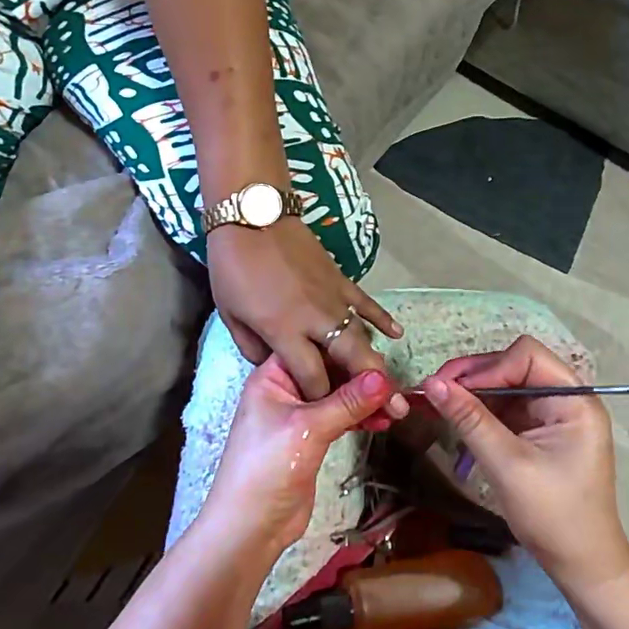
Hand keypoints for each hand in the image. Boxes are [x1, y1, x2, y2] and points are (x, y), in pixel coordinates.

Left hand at [195, 359, 396, 551]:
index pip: (316, 349)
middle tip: (398, 393)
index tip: (386, 364)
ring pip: (339, 395)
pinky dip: (361, 417)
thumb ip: (346, 402)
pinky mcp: (311, 437)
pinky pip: (341, 417)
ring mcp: (298, 414)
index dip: (350, 352)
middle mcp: (285, 388)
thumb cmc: (267, 468)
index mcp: (273, 375)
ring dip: (367, 401)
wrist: (249, 527)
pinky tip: (383, 421)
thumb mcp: (307, 429)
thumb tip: (385, 377)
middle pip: (331, 371)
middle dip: (364, 380)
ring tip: (397, 411)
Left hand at [207, 217, 407, 428]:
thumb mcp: (230, 315)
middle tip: (380, 407)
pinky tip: (397, 335)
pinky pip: (368, 304)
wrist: (253, 217)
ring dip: (373, 361)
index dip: (322, 399)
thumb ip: (253, 348)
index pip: (313, 378)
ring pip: (362, 337)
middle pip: (350, 361)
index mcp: (284, 331)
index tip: (326, 411)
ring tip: (384, 383)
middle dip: (366, 387)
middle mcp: (316, 320)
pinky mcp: (342, 280)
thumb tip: (275, 364)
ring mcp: (334, 298)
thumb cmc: (233, 269)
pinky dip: (383, 319)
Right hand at [423, 336, 628, 588]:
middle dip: (475, 376)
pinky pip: (505, 407)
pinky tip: (456, 419)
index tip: (451, 388)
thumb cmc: (553, 515)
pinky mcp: (539, 431)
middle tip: (436, 391)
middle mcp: (566, 399)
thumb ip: (470, 420)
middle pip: (514, 366)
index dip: (487, 367)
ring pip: (505, 385)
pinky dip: (480, 411)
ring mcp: (552, 415)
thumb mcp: (507, 465)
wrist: (581, 564)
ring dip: (473, 393)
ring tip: (440, 405)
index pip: (527, 357)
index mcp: (574, 401)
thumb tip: (431, 383)